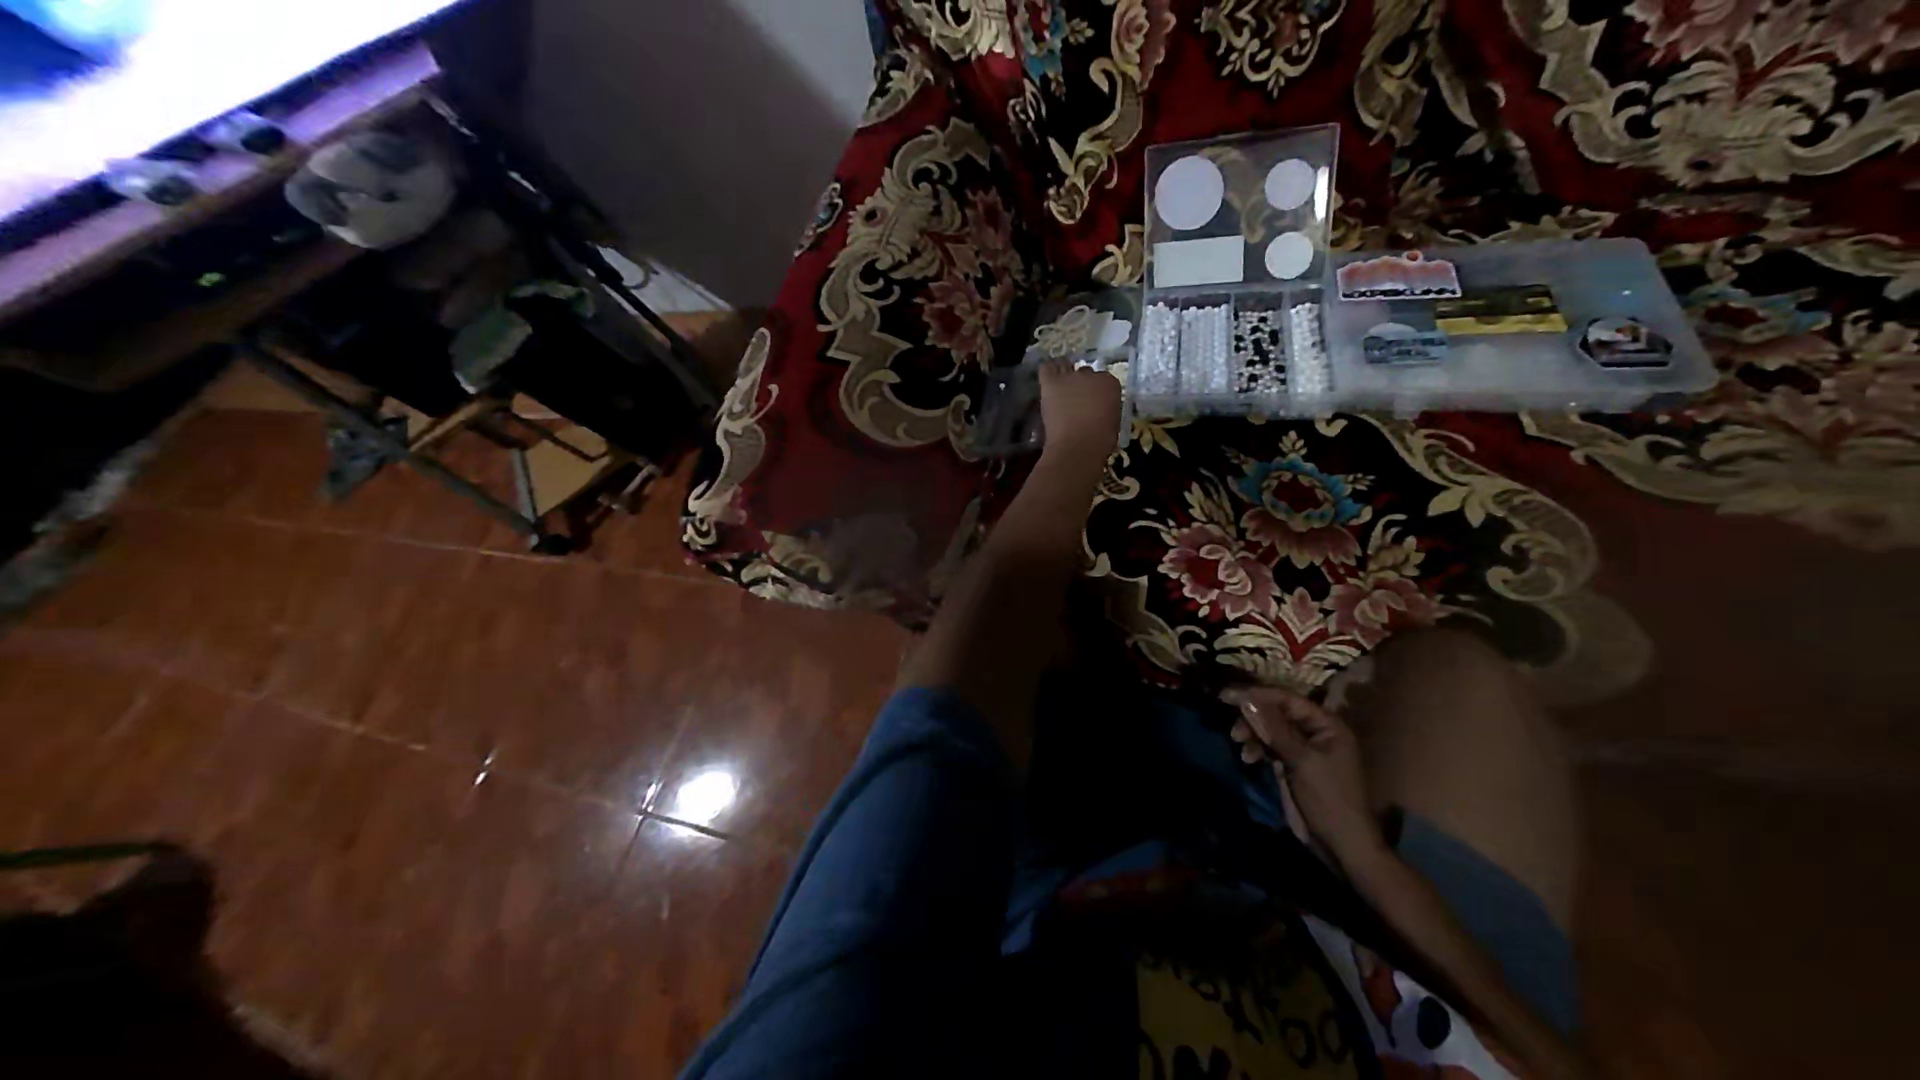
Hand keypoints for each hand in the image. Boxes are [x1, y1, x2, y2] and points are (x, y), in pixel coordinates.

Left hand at [1038, 360, 1121, 463]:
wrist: (1079, 446)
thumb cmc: (1100, 441)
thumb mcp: (1112, 421)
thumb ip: (1106, 408)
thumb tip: (1098, 410)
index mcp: (1111, 385)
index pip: (1103, 381)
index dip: (1097, 392)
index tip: (1093, 403)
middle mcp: (1092, 375)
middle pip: (1085, 374)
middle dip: (1081, 386)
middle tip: (1076, 401)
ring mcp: (1071, 377)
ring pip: (1067, 370)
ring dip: (1065, 379)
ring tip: (1061, 392)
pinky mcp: (1053, 383)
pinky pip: (1047, 369)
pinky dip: (1048, 372)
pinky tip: (1048, 381)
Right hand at [1228, 689, 1384, 859]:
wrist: (1341, 843)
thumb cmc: (1328, 798)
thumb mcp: (1301, 761)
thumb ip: (1274, 729)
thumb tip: (1248, 699)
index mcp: (1327, 726)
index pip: (1289, 700)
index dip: (1259, 696)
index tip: (1230, 695)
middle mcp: (1316, 733)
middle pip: (1277, 713)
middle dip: (1254, 718)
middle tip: (1233, 726)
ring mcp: (1304, 750)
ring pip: (1270, 731)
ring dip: (1253, 734)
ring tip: (1239, 743)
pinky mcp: (1292, 766)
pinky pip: (1270, 748)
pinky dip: (1257, 750)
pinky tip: (1248, 758)